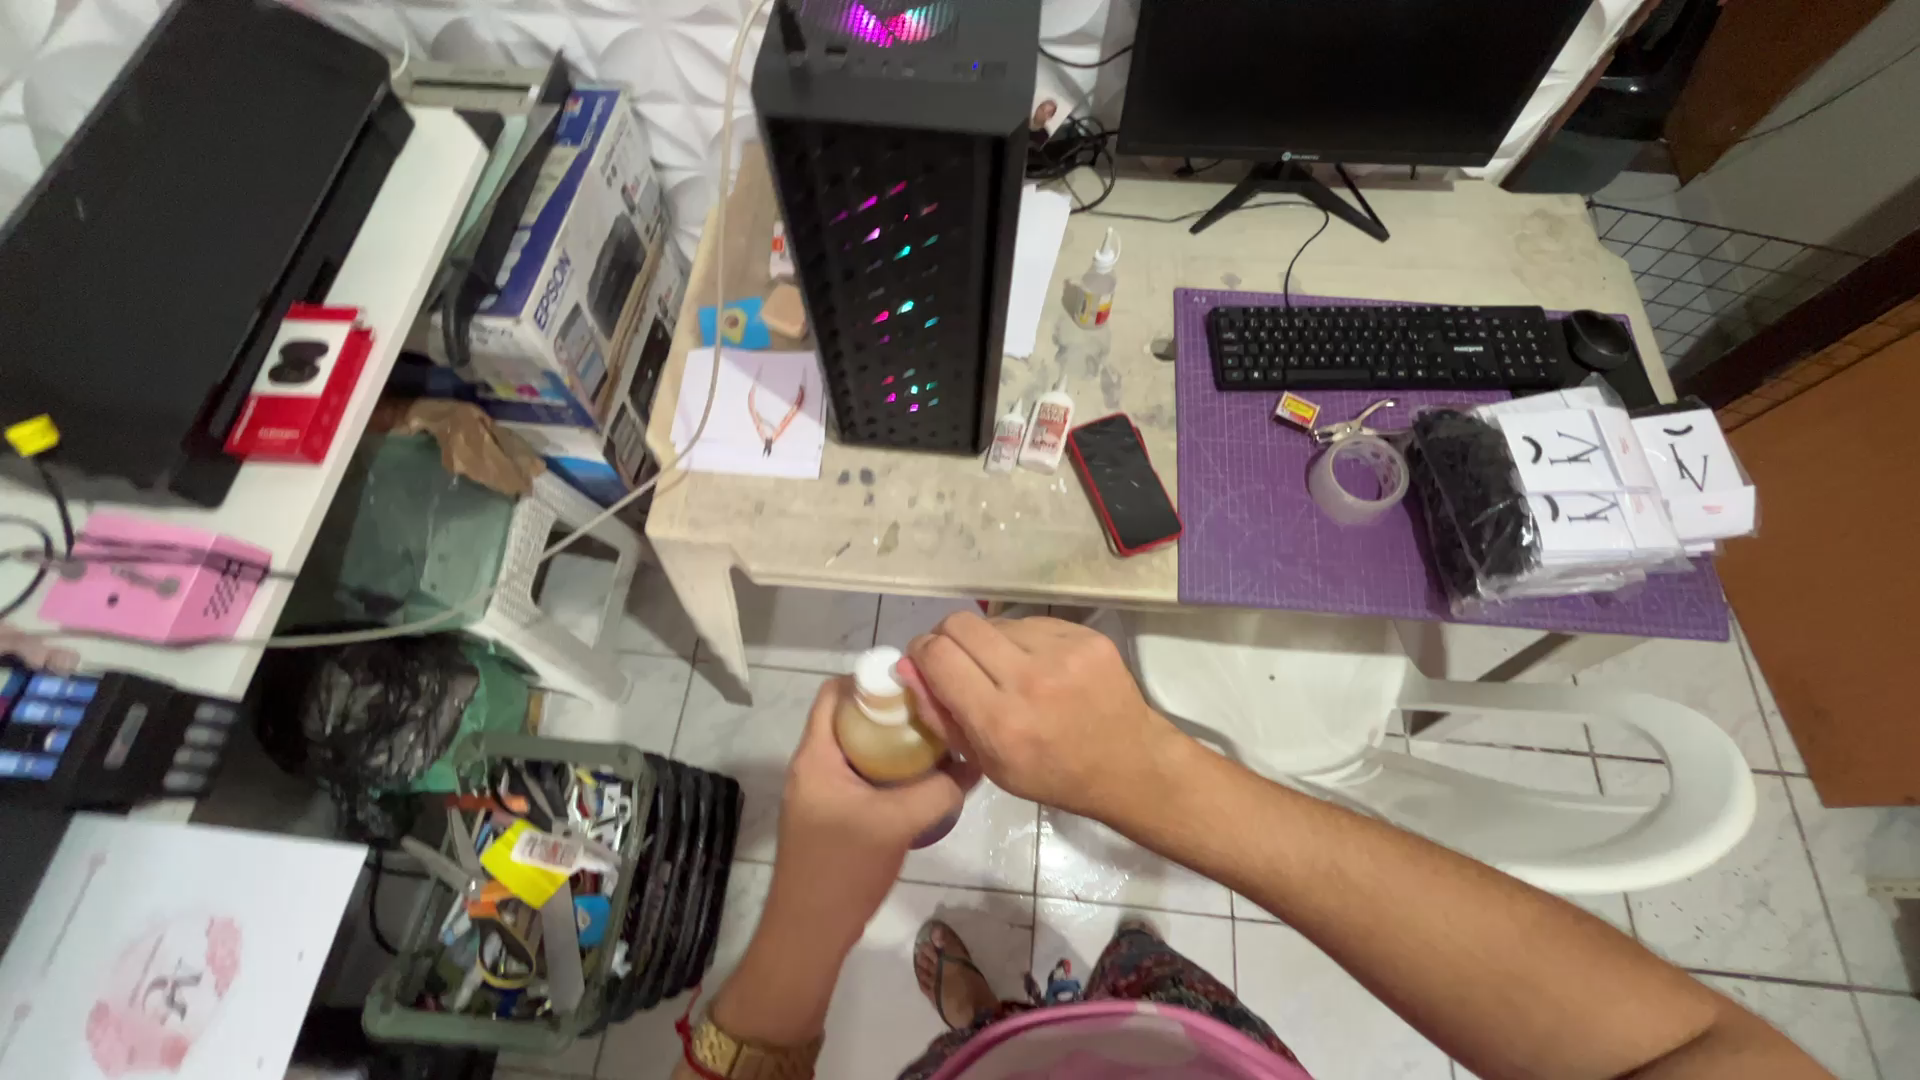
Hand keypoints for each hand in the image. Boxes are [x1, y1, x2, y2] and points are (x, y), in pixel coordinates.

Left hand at [765, 676, 977, 950]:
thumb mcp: (898, 822)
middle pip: (851, 717)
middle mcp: (813, 765)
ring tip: (935, 742)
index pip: (835, 691)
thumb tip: (975, 764)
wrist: (809, 934)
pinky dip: (889, 770)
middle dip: (891, 711)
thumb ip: (939, 790)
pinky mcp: (832, 814)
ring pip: (859, 748)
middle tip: (933, 712)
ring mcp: (820, 792)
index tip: (914, 682)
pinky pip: (862, 775)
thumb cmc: (843, 868)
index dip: (871, 679)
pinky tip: (922, 781)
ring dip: (893, 743)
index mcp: (815, 755)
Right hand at [905, 613, 1182, 819]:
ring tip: (1003, 667)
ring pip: (994, 620)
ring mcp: (1062, 652)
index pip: (937, 656)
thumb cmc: (1051, 774)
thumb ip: (941, 714)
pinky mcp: (1085, 637)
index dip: (921, 652)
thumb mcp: (987, 763)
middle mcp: (1030, 680)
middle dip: (946, 637)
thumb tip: (908, 666)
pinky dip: (1022, 640)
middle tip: (955, 657)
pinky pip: (1031, 622)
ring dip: (987, 640)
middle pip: (959, 625)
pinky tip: (1037, 664)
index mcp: (1000, 721)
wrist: (1129, 764)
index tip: (923, 660)